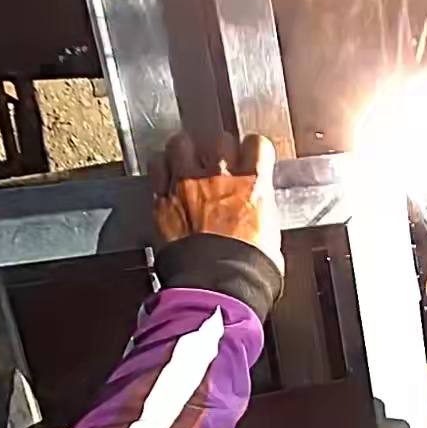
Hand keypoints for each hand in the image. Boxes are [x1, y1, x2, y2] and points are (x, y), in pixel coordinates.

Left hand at [152, 132, 281, 271]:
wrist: (215, 287)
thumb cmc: (247, 271)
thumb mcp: (270, 240)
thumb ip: (261, 216)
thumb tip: (259, 216)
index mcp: (253, 184)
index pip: (256, 145)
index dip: (254, 152)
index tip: (252, 160)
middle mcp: (219, 177)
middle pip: (220, 140)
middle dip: (221, 152)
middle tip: (220, 166)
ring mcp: (187, 186)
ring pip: (182, 143)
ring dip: (186, 151)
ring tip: (187, 161)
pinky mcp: (162, 201)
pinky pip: (156, 167)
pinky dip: (161, 169)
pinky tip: (165, 177)